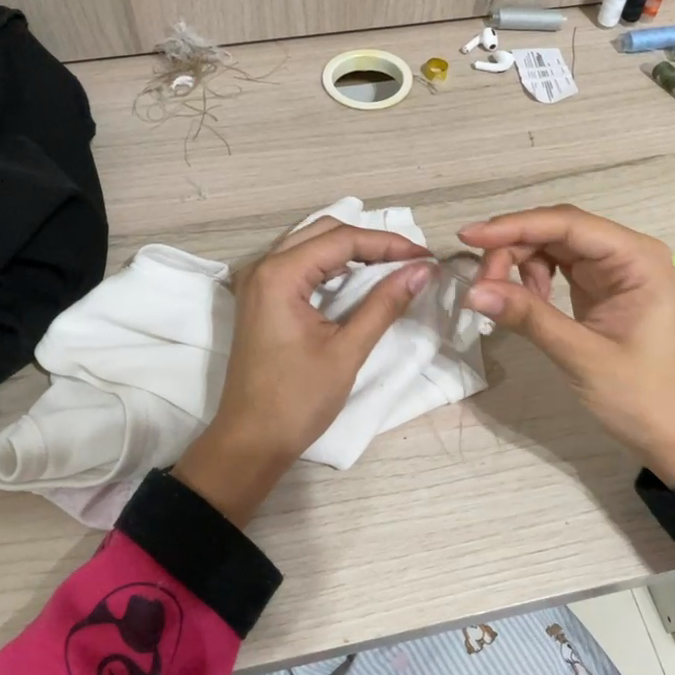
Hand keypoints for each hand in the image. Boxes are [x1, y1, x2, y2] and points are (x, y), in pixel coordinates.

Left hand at [173, 217, 433, 523]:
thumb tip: (422, 271)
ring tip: (393, 266)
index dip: (388, 243)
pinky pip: (299, 265)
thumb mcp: (346, 351)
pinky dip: (331, 266)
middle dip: (371, 241)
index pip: (342, 240)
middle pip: (324, 232)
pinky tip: (359, 280)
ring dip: (351, 251)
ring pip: (310, 245)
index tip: (425, 257)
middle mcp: (263, 267)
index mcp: (279, 274)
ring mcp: (258, 283)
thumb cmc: (296, 401)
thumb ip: (384, 305)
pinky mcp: (260, 300)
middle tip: (411, 260)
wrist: (250, 443)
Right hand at [457, 205, 674, 487]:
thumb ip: (529, 317)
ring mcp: (611, 268)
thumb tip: (473, 292)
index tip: (469, 237)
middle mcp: (625, 253)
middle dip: (512, 247)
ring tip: (500, 297)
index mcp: (637, 259)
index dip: (516, 226)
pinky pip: (554, 265)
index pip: (568, 224)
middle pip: (555, 229)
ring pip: (550, 245)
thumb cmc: (640, 395)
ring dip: (517, 262)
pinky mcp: (597, 286)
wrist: (670, 431)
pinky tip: (524, 302)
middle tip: (481, 284)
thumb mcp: (582, 356)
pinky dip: (530, 277)